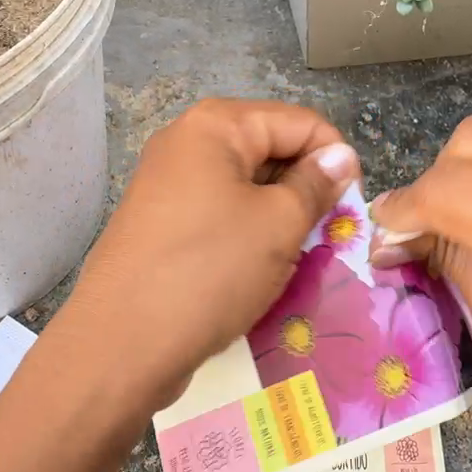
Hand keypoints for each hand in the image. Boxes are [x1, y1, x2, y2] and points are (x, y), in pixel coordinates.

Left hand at [51, 98, 360, 409]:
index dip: (335, 158)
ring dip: (279, 214)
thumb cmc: (208, 272)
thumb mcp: (278, 225)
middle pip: (270, 147)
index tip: (353, 205)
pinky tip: (259, 268)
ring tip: (297, 255)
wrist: (118, 349)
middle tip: (329, 234)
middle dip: (305, 187)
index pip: (300, 122)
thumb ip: (316, 184)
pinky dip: (247, 232)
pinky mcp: (160, 221)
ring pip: (247, 184)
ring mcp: (168, 182)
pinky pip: (220, 211)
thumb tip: (342, 157)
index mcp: (216, 125)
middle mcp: (187, 140)